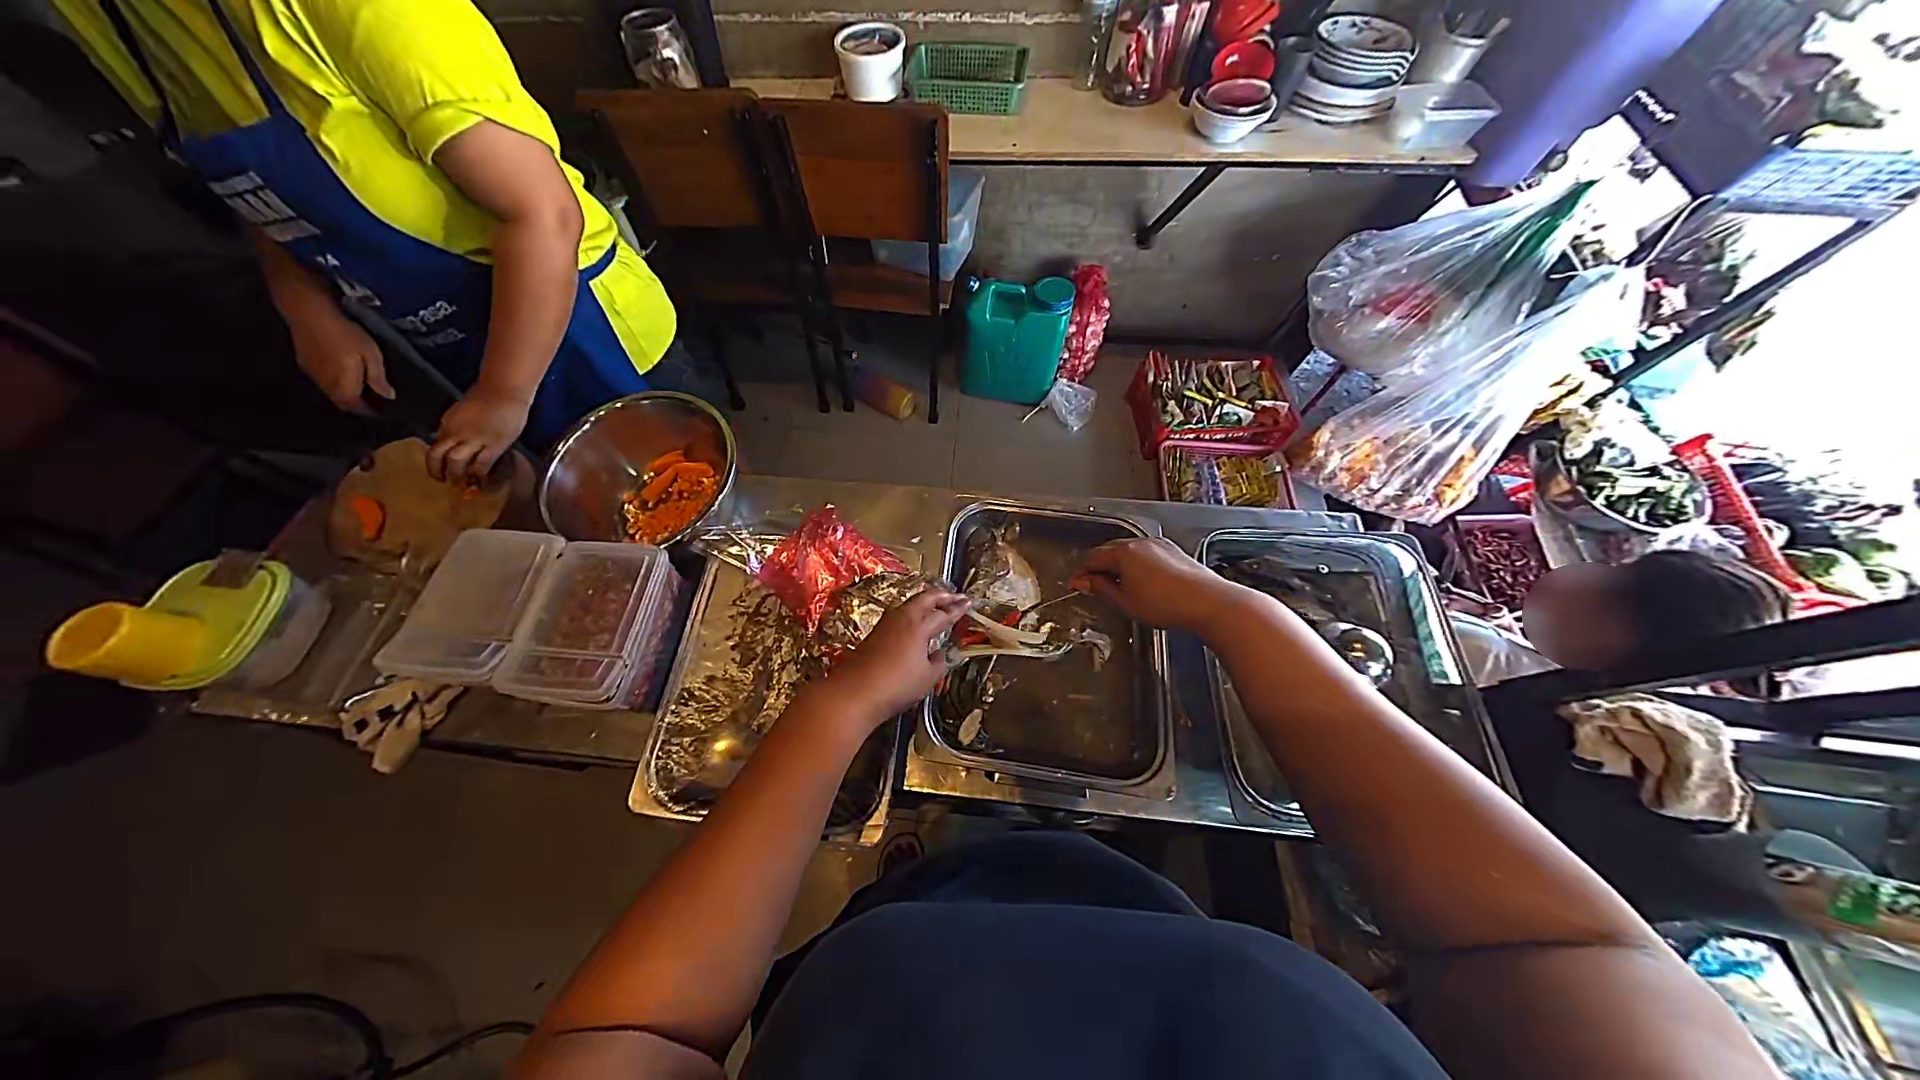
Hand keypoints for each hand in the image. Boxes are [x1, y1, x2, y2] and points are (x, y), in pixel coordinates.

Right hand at [286, 298, 393, 413]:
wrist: (308, 312)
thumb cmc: (345, 334)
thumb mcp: (371, 356)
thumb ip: (378, 378)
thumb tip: (387, 396)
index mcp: (343, 387)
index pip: (356, 408)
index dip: (370, 411)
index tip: (383, 411)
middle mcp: (325, 384)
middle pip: (343, 402)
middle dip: (359, 404)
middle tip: (376, 400)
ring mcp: (312, 373)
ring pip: (332, 391)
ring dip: (347, 393)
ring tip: (364, 388)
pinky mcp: (304, 362)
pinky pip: (324, 380)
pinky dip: (337, 382)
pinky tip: (346, 375)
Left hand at [428, 388, 530, 481]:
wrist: (505, 391)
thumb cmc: (488, 396)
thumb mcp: (464, 411)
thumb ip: (459, 426)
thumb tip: (458, 440)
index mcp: (448, 423)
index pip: (437, 444)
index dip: (437, 459)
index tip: (440, 467)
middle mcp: (455, 432)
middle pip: (438, 456)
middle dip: (438, 471)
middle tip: (443, 481)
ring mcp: (474, 439)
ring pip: (456, 462)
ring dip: (457, 475)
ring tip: (462, 484)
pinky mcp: (493, 445)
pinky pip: (482, 464)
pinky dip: (480, 474)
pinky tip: (482, 480)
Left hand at [825, 588, 970, 723]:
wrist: (854, 693)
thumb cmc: (896, 686)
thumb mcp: (928, 678)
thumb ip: (939, 662)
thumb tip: (942, 654)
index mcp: (919, 626)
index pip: (943, 614)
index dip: (958, 609)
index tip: (968, 602)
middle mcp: (902, 618)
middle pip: (925, 599)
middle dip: (942, 596)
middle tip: (955, 597)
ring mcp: (886, 624)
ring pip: (909, 604)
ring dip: (924, 601)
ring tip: (936, 604)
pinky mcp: (875, 633)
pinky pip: (899, 614)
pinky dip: (912, 612)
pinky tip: (914, 622)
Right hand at [1069, 537, 1246, 631]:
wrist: (1207, 602)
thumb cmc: (1165, 603)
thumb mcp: (1125, 601)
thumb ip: (1101, 589)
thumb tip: (1085, 581)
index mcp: (1122, 553)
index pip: (1092, 558)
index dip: (1081, 572)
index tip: (1075, 584)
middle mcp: (1139, 543)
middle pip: (1109, 551)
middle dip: (1098, 566)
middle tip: (1092, 584)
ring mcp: (1158, 545)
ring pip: (1128, 551)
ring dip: (1117, 565)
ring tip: (1116, 585)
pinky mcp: (1173, 551)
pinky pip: (1145, 554)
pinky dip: (1135, 564)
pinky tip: (1140, 581)